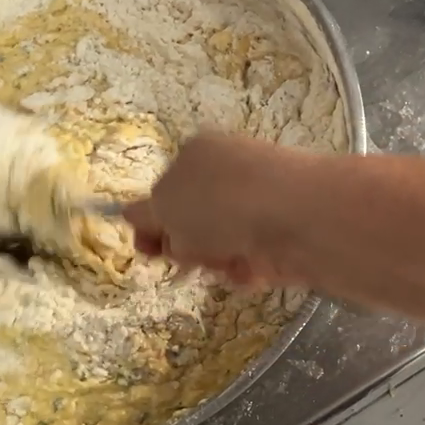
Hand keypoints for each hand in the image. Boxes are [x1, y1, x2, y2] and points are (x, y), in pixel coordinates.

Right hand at [124, 133, 317, 285]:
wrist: (296, 216)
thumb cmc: (219, 202)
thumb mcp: (165, 206)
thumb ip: (145, 215)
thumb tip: (127, 213)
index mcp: (197, 154)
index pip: (164, 190)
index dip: (153, 224)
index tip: (147, 249)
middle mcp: (229, 174)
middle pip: (194, 223)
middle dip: (185, 247)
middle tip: (187, 257)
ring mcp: (259, 204)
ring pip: (221, 246)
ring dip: (215, 262)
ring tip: (225, 261)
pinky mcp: (283, 235)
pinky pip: (251, 260)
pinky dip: (246, 271)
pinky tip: (252, 270)